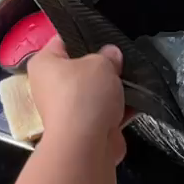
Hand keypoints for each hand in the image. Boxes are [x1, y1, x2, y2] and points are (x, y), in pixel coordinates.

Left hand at [27, 39, 126, 161]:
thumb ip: (109, 56)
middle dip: (104, 67)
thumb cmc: (84, 95)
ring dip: (114, 90)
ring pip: (96, 93)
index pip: (63, 41)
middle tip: (124, 61)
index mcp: (44, 64)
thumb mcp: (101, 64)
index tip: (107, 38)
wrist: (85, 146)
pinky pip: (106, 113)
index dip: (86, 37)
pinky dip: (121, 109)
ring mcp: (69, 111)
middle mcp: (51, 87)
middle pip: (82, 69)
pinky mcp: (86, 129)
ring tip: (135, 80)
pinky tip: (139, 102)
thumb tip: (112, 55)